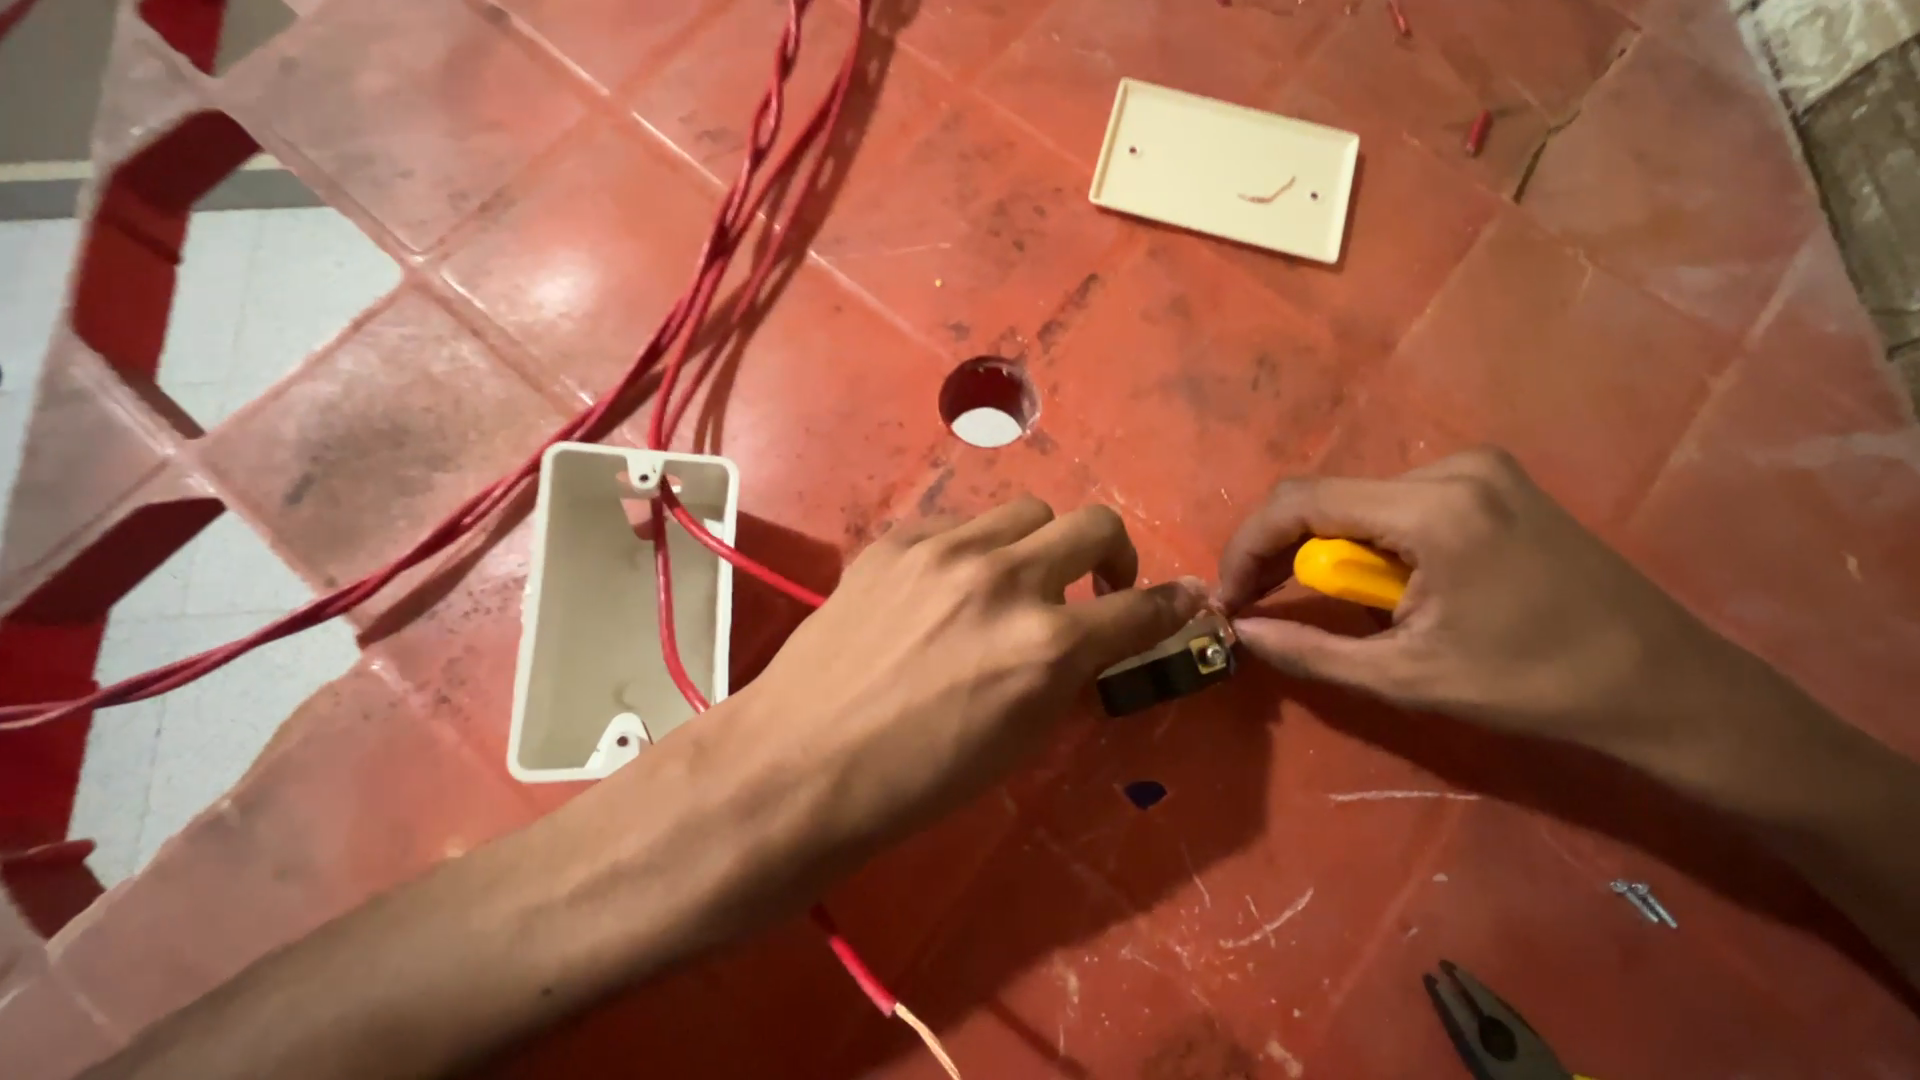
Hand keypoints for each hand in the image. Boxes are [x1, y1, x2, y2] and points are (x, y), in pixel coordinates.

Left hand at [722, 496, 1206, 858]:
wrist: (805, 761)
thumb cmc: (919, 778)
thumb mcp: (1020, 740)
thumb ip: (1068, 675)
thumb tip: (1096, 638)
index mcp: (1046, 645)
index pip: (1140, 608)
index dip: (1172, 605)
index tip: (1182, 599)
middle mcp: (1004, 580)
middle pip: (1093, 524)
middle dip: (1112, 555)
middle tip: (1094, 587)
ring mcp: (944, 551)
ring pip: (1026, 511)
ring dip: (1038, 545)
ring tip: (1013, 584)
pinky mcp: (894, 541)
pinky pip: (958, 524)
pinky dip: (973, 550)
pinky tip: (946, 587)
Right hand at [1218, 448, 1755, 756]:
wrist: (1663, 684)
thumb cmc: (1533, 686)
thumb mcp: (1405, 677)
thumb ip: (1309, 650)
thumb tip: (1239, 631)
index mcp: (1433, 509)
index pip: (1299, 502)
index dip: (1246, 547)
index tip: (1228, 598)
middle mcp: (1453, 467)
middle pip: (1326, 497)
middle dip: (1282, 553)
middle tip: (1264, 608)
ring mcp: (1480, 468)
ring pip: (1357, 501)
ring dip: (1327, 551)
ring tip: (1333, 608)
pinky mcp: (1493, 483)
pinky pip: (1396, 503)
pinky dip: (1369, 543)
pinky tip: (1386, 586)